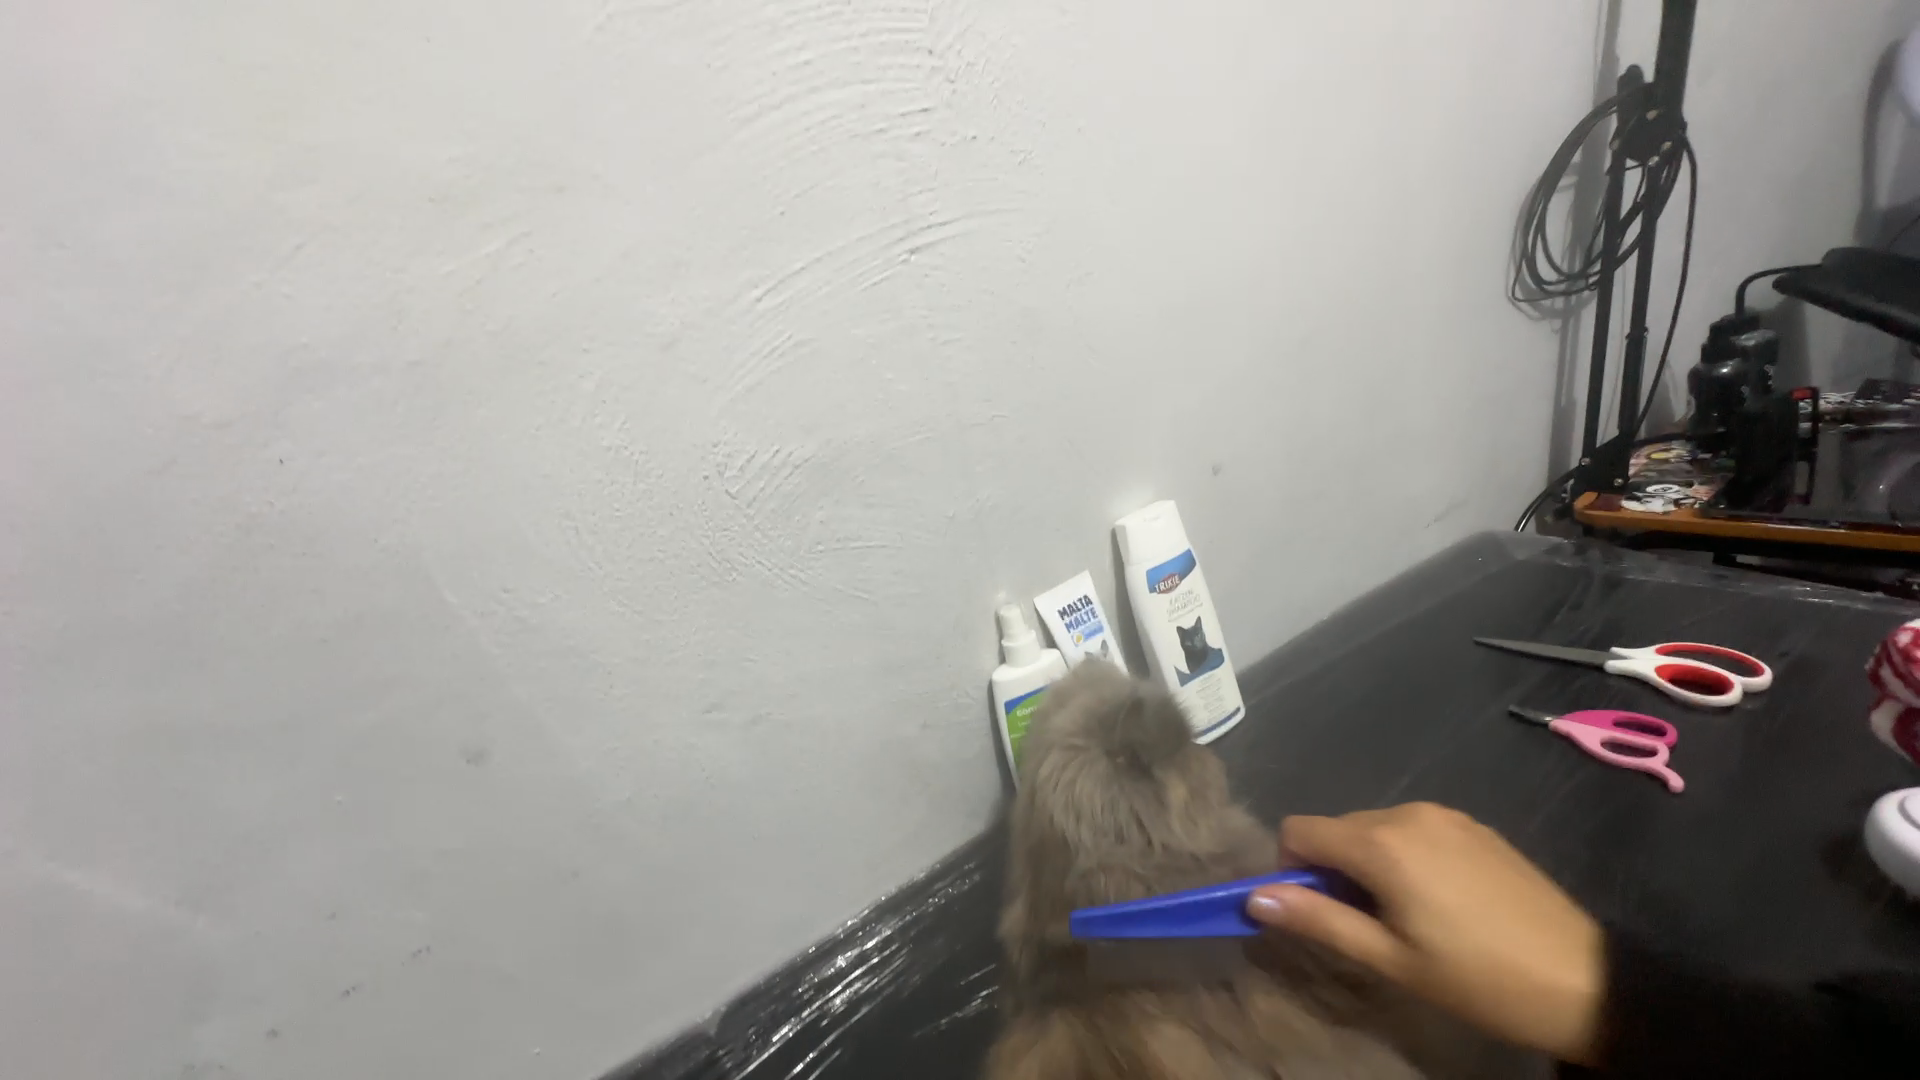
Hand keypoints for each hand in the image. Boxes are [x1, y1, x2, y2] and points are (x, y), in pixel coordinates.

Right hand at [1244, 803, 1604, 1065]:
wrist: (1592, 983)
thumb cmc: (1480, 979)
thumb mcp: (1392, 960)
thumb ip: (1318, 921)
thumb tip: (1253, 897)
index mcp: (1379, 843)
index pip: (1298, 830)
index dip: (1291, 868)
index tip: (1317, 910)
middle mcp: (1404, 812)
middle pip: (1335, 829)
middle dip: (1333, 869)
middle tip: (1367, 924)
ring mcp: (1442, 814)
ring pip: (1371, 828)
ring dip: (1368, 862)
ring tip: (1408, 914)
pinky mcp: (1470, 823)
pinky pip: (1410, 828)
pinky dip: (1402, 855)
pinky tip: (1441, 898)